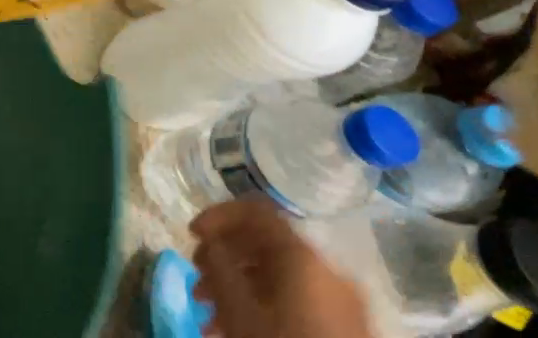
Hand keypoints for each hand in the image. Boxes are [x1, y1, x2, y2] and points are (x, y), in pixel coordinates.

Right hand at [190, 201, 373, 337]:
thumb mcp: (239, 309)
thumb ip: (219, 265)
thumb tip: (211, 241)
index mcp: (304, 257)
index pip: (255, 211)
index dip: (217, 215)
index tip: (192, 236)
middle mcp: (327, 270)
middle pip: (265, 244)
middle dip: (224, 256)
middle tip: (196, 277)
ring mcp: (341, 300)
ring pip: (278, 275)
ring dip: (238, 284)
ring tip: (209, 309)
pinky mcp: (344, 325)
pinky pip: (295, 299)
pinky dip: (263, 303)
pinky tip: (237, 326)